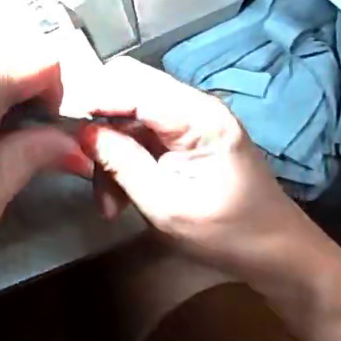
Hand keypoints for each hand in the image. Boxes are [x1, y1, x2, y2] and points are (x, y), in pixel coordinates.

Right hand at [76, 56, 339, 286]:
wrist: (279, 256)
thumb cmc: (230, 235)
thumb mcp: (167, 206)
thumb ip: (122, 164)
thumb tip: (81, 132)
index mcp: (198, 116)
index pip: (132, 84)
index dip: (94, 99)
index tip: (61, 124)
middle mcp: (193, 104)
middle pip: (127, 88)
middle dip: (98, 123)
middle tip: (82, 162)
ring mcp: (189, 119)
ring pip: (128, 113)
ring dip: (109, 149)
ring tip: (106, 201)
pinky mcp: (184, 135)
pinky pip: (140, 132)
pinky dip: (123, 158)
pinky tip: (119, 196)